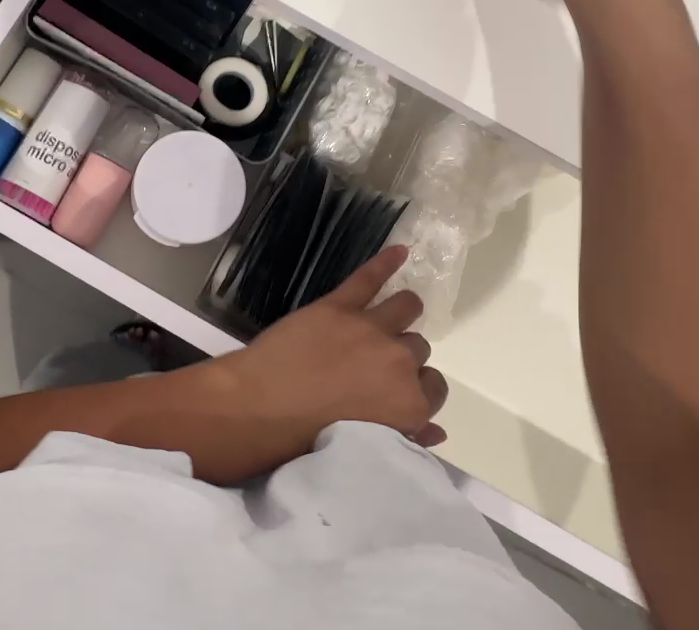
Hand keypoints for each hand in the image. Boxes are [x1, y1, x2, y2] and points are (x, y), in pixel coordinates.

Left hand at [210, 247, 448, 449]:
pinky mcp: (339, 306)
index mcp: (411, 404)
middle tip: (375, 364)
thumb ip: (408, 437)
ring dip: (403, 311)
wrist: (261, 407)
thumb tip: (437, 433)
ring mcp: (370, 328)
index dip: (417, 387)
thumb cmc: (310, 438)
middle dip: (402, 354)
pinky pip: (369, 279)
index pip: (434, 387)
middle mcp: (401, 361)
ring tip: (394, 314)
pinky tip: (400, 251)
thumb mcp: (368, 447)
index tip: (398, 389)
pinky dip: (385, 263)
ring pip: (405, 308)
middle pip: (417, 347)